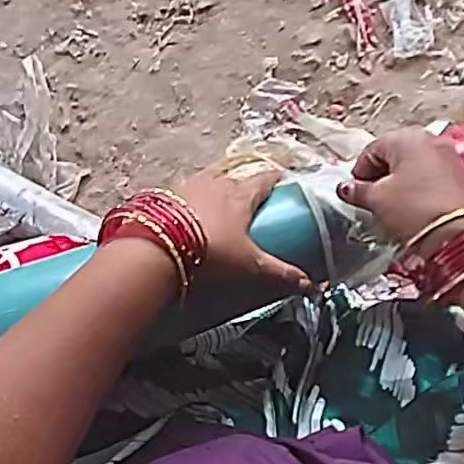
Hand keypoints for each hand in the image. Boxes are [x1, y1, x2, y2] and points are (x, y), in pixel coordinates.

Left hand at [174, 156, 312, 293]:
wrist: (154, 253)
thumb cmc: (211, 254)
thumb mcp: (251, 267)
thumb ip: (282, 274)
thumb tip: (310, 286)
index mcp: (241, 194)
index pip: (265, 178)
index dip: (277, 180)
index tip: (284, 183)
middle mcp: (215, 183)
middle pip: (236, 178)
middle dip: (246, 188)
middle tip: (253, 205)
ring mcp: (186, 188)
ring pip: (209, 183)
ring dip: (217, 192)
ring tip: (221, 210)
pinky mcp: (162, 198)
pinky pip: (184, 195)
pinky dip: (192, 203)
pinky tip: (191, 219)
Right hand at [337, 129, 463, 251]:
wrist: (455, 233)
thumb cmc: (416, 209)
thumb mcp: (377, 199)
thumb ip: (358, 190)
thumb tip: (348, 188)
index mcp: (406, 137)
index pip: (371, 151)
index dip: (359, 172)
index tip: (355, 191)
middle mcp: (430, 140)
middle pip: (394, 155)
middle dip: (380, 176)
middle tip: (371, 198)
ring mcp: (448, 156)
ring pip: (414, 165)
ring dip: (400, 182)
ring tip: (392, 205)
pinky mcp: (460, 176)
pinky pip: (431, 176)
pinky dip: (419, 187)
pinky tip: (413, 206)